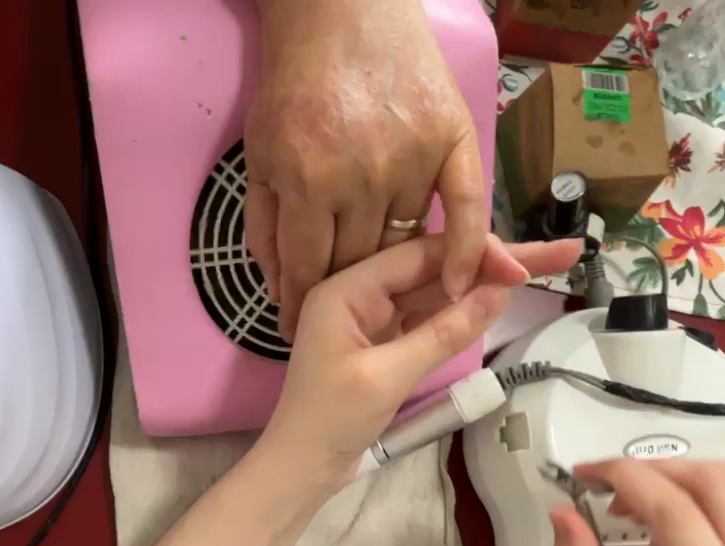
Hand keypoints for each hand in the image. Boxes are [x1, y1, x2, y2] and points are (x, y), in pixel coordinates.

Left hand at [246, 0, 485, 340]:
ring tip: (383, 291)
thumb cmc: (293, 87)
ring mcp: (410, 158)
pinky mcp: (450, 138)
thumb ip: (264, 228)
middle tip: (338, 311)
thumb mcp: (258, 159)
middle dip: (340, 292)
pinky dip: (465, 250)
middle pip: (355, 266)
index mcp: (307, 182)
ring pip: (401, 243)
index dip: (299, 308)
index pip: (307, 271)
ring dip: (389, 270)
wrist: (341, 8)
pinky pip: (465, 208)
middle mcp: (361, 177)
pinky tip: (458, 284)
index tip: (297, 333)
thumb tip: (279, 292)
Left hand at [256, 234, 582, 487]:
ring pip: (436, 292)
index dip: (476, 255)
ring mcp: (371, 319)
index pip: (421, 254)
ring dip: (484, 285)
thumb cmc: (329, 421)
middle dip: (494, 262)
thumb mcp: (387, 376)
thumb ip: (443, 332)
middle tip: (560, 253)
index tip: (523, 268)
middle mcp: (358, 293)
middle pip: (435, 268)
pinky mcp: (381, 344)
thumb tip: (499, 293)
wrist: (300, 467)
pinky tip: (497, 301)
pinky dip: (459, 313)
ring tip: (544, 271)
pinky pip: (426, 318)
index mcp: (345, 289)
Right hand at [550, 460, 724, 545]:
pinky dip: (695, 486)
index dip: (628, 479)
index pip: (677, 512)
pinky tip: (667, 511)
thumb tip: (561, 510)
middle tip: (610, 488)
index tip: (586, 472)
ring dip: (674, 474)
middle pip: (713, 482)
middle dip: (653, 469)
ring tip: (636, 501)